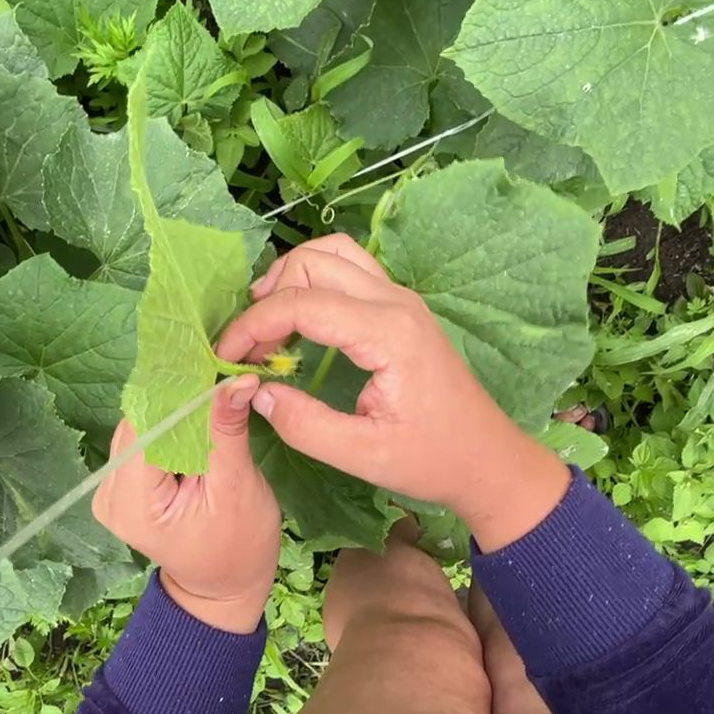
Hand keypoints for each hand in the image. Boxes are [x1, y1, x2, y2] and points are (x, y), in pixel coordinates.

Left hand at [92, 376, 280, 632]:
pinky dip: (168, 422)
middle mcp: (108, 493)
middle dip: (176, 396)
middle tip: (213, 370)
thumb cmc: (238, 547)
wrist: (225, 587)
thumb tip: (236, 380)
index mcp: (132, 503)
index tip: (208, 362)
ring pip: (139, 424)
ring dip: (173, 406)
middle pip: (138, 422)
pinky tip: (195, 412)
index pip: (146, 426)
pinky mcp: (121, 483)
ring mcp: (110, 489)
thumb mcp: (238, 488)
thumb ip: (226, 431)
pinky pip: (142, 438)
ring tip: (208, 386)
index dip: (175, 391)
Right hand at [215, 235, 568, 549]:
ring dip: (290, 276)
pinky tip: (298, 317)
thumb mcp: (363, 455)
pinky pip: (349, 268)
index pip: (302, 303)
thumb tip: (255, 391)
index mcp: (387, 333)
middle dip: (269, 297)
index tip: (226, 357)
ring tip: (265, 320)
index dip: (253, 326)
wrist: (488, 458)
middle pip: (313, 262)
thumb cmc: (432, 460)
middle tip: (248, 346)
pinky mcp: (400, 306)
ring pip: (332, 253)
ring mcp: (400, 298)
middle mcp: (395, 301)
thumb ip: (303, 424)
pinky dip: (313, 279)